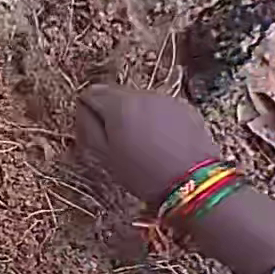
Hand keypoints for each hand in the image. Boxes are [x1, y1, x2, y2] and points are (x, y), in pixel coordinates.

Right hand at [74, 84, 222, 203]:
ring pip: (138, 100)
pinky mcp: (186, 108)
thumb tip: (82, 109)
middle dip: (109, 110)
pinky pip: (159, 107)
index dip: (86, 109)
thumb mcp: (103, 154)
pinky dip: (152, 117)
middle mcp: (143, 95)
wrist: (192, 180)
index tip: (90, 128)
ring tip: (136, 141)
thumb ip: (88, 126)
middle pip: (115, 93)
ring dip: (132, 113)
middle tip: (112, 137)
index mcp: (118, 105)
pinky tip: (157, 140)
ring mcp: (167, 99)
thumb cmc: (140, 172)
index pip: (91, 93)